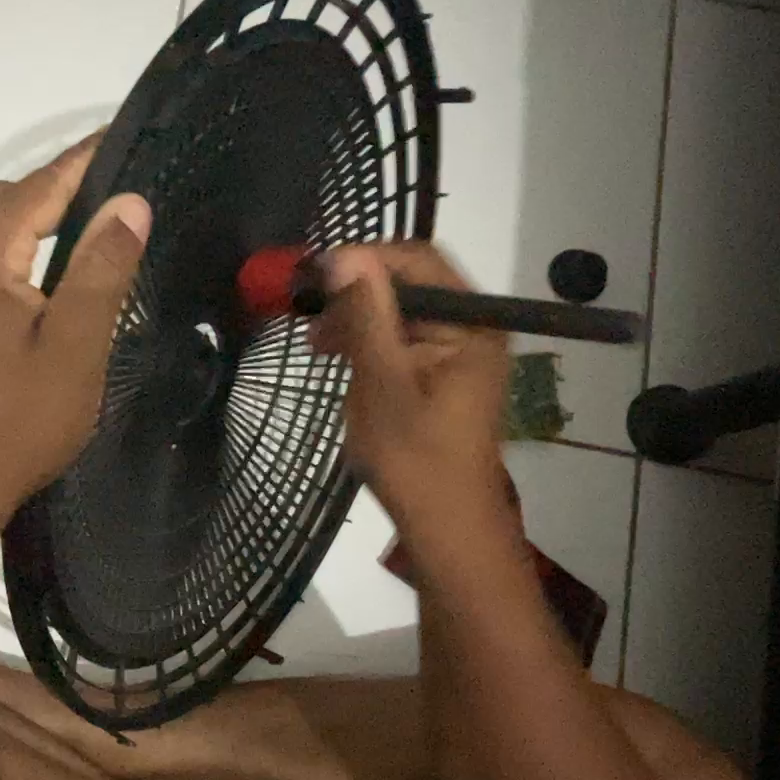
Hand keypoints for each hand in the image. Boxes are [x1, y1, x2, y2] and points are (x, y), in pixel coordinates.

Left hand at [0, 136, 151, 534]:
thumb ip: (99, 272)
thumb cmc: (9, 428)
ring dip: (17, 234)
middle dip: (48, 196)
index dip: (79, 163)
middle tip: (102, 201)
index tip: (116, 139)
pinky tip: (17, 296)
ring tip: (68, 243)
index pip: (35, 189)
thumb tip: (128, 202)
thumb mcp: (71, 351)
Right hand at [310, 243, 508, 529]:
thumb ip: (366, 317)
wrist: (444, 522)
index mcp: (470, 323)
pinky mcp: (444, 373)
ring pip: (401, 311)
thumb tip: (342, 256)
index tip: (308, 279)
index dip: (360, 259)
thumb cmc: (413, 459)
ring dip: (356, 318)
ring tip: (316, 343)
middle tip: (306, 316)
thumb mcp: (382, 384)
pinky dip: (368, 341)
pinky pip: (402, 339)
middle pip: (409, 282)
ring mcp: (460, 351)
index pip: (415, 261)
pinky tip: (340, 358)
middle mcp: (473, 326)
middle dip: (354, 292)